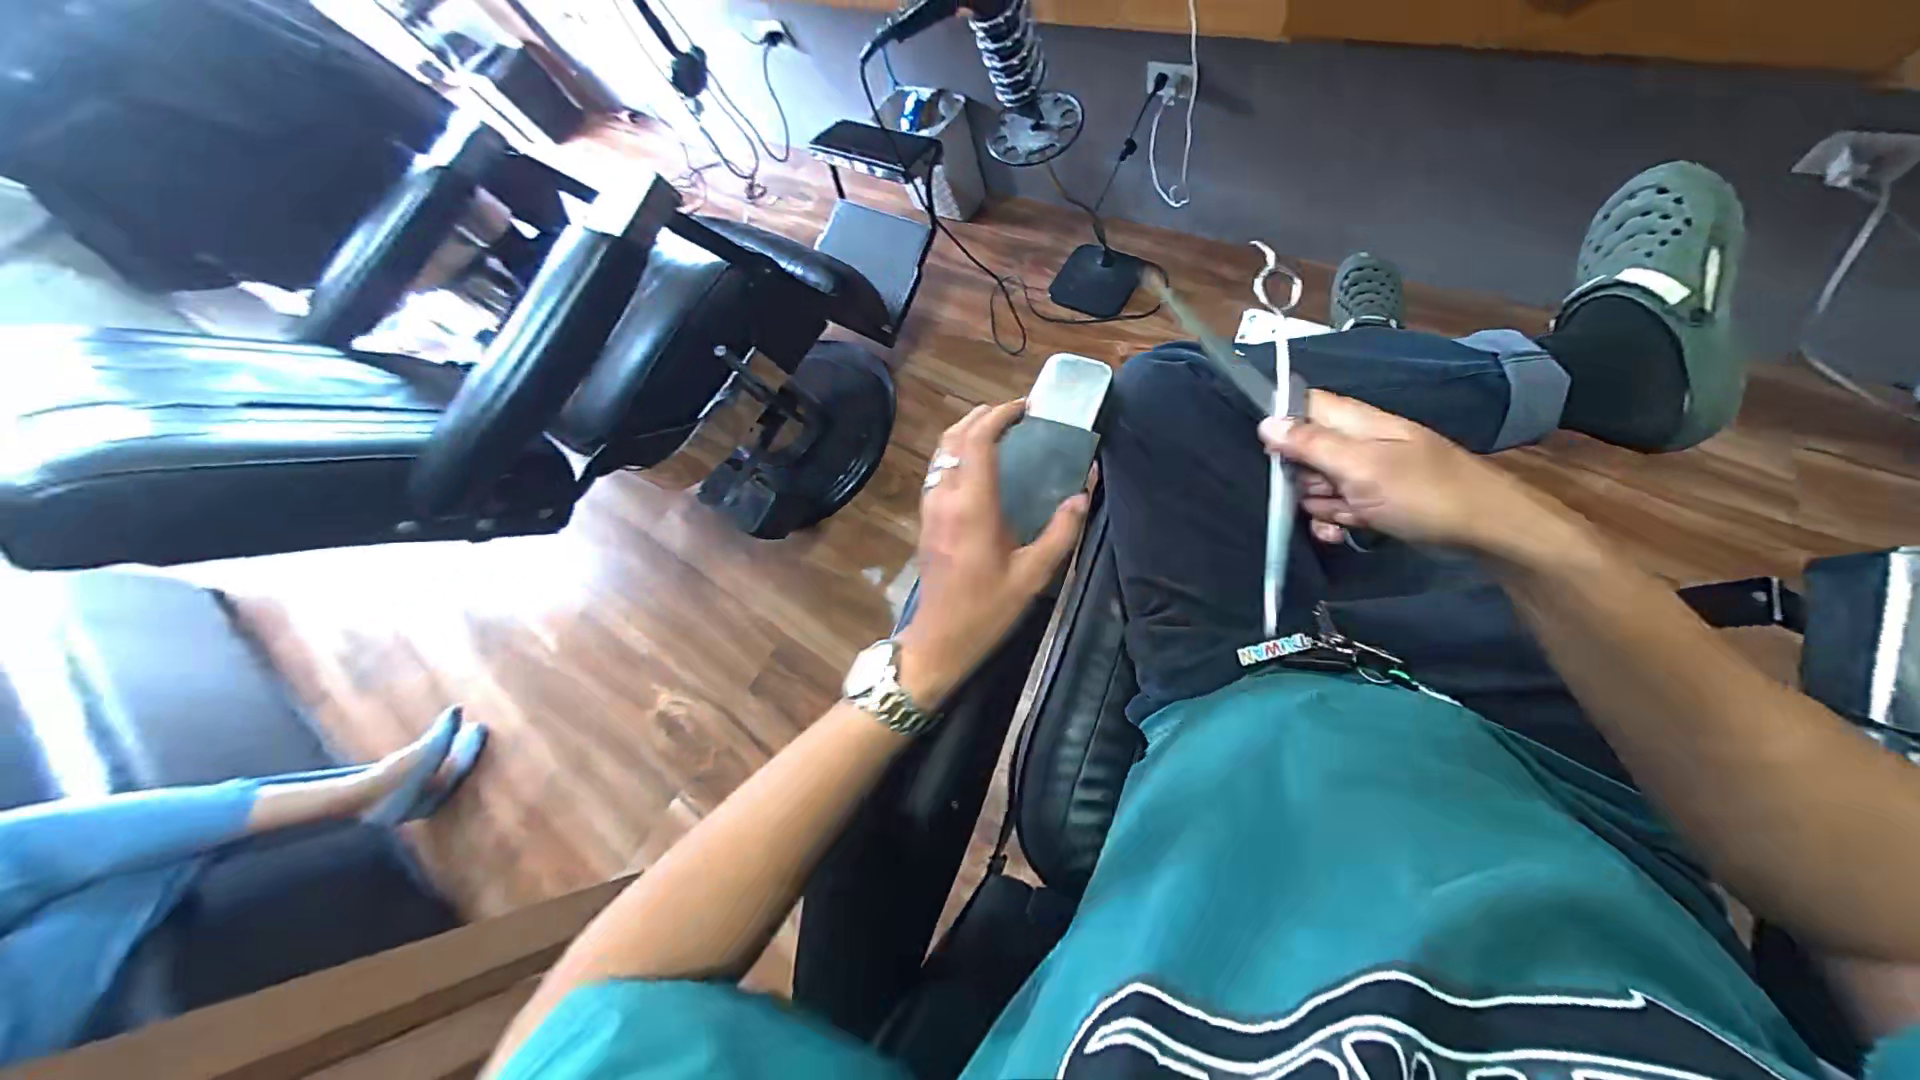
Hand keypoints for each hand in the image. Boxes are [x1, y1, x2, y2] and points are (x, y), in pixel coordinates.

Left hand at [896, 401, 1090, 706]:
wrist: (938, 638)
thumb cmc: (986, 609)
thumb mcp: (1032, 575)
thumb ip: (1060, 533)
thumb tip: (1082, 496)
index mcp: (972, 507)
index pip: (977, 441)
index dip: (999, 416)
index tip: (1026, 409)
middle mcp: (945, 497)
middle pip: (955, 436)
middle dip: (983, 416)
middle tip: (1016, 415)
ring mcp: (930, 506)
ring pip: (941, 450)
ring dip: (967, 430)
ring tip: (999, 429)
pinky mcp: (926, 517)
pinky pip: (938, 468)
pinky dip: (957, 451)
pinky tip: (979, 463)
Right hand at [1259, 390, 1573, 559]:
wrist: (1488, 531)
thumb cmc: (1424, 493)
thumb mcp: (1360, 466)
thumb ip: (1310, 443)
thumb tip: (1265, 421)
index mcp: (1354, 420)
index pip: (1301, 405)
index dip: (1279, 426)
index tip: (1271, 455)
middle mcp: (1356, 441)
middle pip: (1303, 450)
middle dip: (1299, 477)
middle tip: (1318, 493)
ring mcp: (1365, 471)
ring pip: (1316, 483)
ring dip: (1317, 505)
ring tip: (1339, 518)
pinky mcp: (1372, 499)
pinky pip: (1336, 505)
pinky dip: (1334, 520)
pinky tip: (1341, 532)